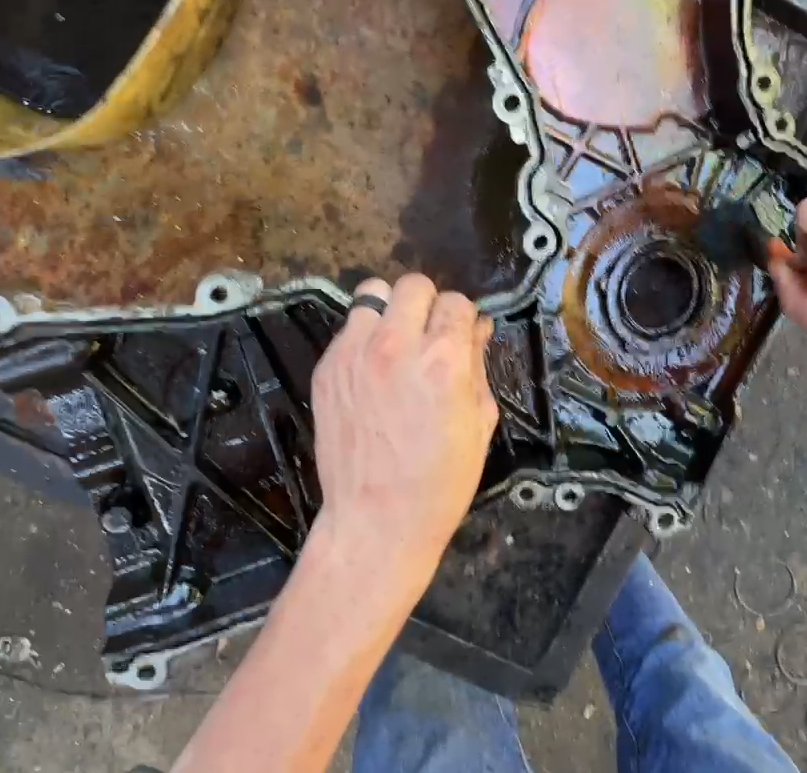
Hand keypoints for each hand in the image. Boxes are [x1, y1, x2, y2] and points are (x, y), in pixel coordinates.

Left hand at [309, 274, 497, 587]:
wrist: (376, 521)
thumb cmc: (441, 481)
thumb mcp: (479, 422)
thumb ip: (477, 364)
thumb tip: (475, 328)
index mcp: (443, 359)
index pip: (456, 301)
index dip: (462, 318)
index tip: (460, 336)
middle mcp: (396, 345)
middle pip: (412, 285)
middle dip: (427, 305)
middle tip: (428, 336)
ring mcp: (354, 354)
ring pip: (372, 295)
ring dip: (389, 314)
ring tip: (395, 346)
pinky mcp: (327, 369)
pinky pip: (348, 329)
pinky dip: (363, 339)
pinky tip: (371, 372)